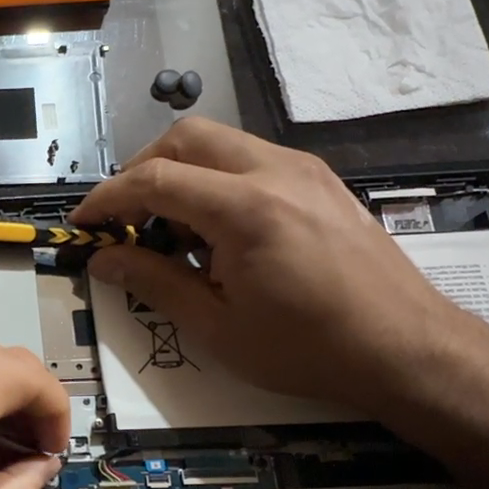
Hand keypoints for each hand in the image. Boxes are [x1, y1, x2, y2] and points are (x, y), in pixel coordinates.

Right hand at [74, 118, 488, 410]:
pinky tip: (214, 232)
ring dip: (178, 173)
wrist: (407, 350)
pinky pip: (250, 160)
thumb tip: (103, 259)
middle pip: (185, 137)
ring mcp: (303, 171)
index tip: (81, 225)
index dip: (106, 199)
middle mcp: (275, 172)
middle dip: (140, 170)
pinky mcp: (319, 183)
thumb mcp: (215, 326)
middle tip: (123, 220)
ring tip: (169, 232)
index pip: (154, 179)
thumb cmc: (306, 349)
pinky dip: (214, 180)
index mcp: (245, 209)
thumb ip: (151, 281)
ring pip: (219, 142)